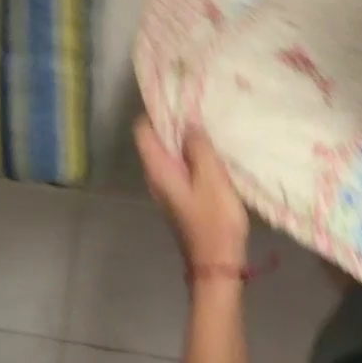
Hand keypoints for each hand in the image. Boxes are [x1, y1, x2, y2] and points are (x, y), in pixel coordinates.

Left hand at [135, 117, 249, 270]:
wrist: (217, 264)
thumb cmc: (215, 220)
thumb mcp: (211, 178)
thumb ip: (199, 148)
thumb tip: (188, 125)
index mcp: (158, 170)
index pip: (143, 130)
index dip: (158, 111)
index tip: (181, 98)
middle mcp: (155, 178)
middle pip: (156, 141)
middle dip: (174, 124)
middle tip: (201, 110)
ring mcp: (166, 191)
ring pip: (169, 156)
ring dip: (185, 142)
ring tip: (209, 129)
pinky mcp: (179, 200)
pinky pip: (180, 170)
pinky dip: (191, 159)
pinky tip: (212, 157)